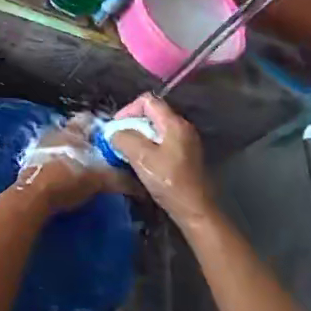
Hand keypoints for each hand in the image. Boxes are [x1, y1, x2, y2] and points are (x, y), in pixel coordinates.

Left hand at [15, 112, 137, 210]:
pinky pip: (52, 158)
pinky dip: (61, 165)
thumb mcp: (99, 180)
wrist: (32, 198)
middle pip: (76, 133)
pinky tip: (68, 178)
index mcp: (72, 131)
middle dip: (88, 143)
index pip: (89, 118)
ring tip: (87, 169)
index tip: (114, 139)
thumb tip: (141, 185)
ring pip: (63, 145)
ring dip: (73, 154)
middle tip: (103, 157)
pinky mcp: (31, 163)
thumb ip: (120, 179)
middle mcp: (55, 133)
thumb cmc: (68, 180)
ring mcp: (40, 146)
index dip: (102, 127)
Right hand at [109, 95, 216, 230]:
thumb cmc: (169, 181)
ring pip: (157, 129)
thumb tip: (116, 133)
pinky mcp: (186, 155)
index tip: (117, 128)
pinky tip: (142, 162)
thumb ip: (125, 138)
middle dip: (132, 124)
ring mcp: (187, 141)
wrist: (195, 209)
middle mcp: (183, 127)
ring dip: (139, 137)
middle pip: (153, 114)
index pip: (148, 101)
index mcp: (175, 123)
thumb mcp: (141, 157)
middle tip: (119, 140)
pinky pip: (163, 142)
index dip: (128, 110)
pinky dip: (149, 147)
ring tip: (127, 152)